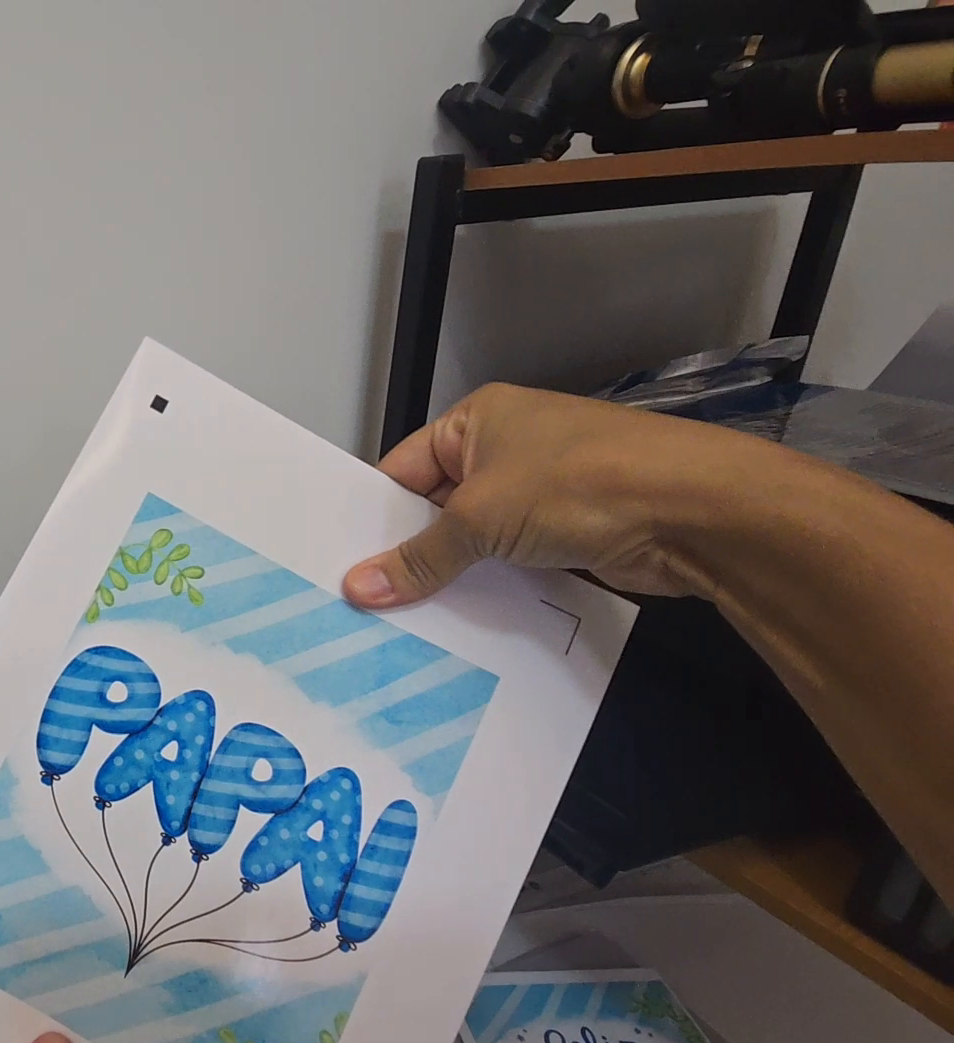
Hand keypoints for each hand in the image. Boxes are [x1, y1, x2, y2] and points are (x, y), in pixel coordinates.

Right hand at [341, 383, 763, 607]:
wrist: (704, 512)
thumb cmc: (576, 486)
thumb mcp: (480, 520)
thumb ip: (418, 559)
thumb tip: (354, 590)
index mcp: (477, 419)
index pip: (402, 470)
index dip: (375, 516)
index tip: (345, 560)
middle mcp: (505, 446)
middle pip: (435, 505)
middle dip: (410, 549)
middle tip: (367, 594)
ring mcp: (540, 486)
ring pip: (472, 535)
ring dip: (449, 571)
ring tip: (402, 613)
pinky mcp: (568, 525)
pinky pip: (507, 556)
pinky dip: (487, 582)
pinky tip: (457, 616)